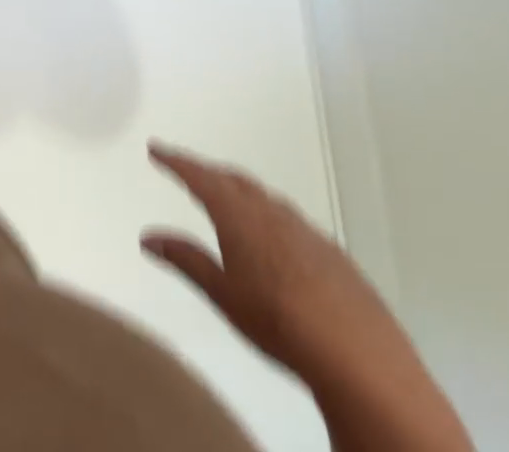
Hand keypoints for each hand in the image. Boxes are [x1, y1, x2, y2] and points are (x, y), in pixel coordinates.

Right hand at [144, 143, 473, 449]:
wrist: (360, 359)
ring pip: (267, 198)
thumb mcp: (221, 293)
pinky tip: (270, 236)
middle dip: (208, 170)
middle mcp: (275, 217)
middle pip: (237, 181)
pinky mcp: (334, 255)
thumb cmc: (277, 322)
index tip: (156, 149)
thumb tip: (148, 236)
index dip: (178, 162)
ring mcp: (309, 234)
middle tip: (185, 167)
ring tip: (224, 195)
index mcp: (242, 220)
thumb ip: (185, 260)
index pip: (203, 179)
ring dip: (239, 189)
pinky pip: (291, 220)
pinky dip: (267, 212)